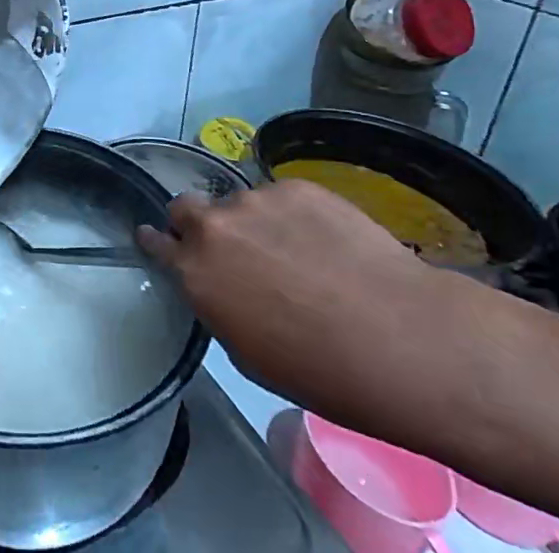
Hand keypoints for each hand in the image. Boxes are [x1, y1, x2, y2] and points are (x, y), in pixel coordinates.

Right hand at [137, 179, 459, 424]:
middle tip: (231, 247)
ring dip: (254, 223)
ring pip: (241, 204)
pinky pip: (282, 198)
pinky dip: (295, 216)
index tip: (159, 240)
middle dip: (197, 223)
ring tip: (298, 250)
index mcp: (193, 272)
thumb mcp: (246, 352)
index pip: (155, 242)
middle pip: (185, 207)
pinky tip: (327, 242)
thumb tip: (223, 285)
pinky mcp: (298, 187)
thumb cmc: (320, 371)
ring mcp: (256, 201)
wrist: (403, 339)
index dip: (157, 241)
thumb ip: (217, 303)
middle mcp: (214, 228)